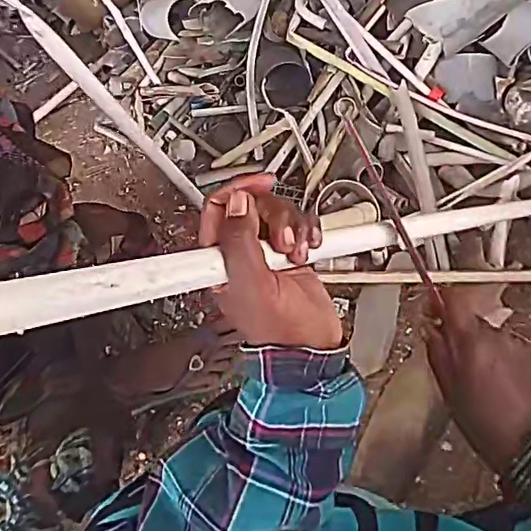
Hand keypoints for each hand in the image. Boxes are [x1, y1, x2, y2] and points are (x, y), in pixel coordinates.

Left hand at [198, 174, 339, 349]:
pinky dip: (310, 230)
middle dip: (275, 217)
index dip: (236, 191)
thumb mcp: (252, 285)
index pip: (218, 208)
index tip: (258, 186)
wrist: (312, 345)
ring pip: (279, 211)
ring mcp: (268, 250)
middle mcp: (241, 250)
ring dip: (295, 226)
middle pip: (254, 205)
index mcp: (219, 258)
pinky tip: (310, 249)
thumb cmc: (277, 330)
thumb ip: (240, 242)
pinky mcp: (292, 250)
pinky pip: (301, 222)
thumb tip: (237, 203)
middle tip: (283, 243)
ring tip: (297, 253)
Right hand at [424, 289, 530, 475]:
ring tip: (469, 380)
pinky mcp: (530, 360)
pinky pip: (503, 351)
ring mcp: (516, 347)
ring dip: (475, 350)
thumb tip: (429, 330)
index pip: (453, 298)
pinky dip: (493, 362)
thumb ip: (438, 352)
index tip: (429, 309)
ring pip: (487, 337)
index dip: (438, 299)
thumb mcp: (449, 389)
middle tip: (445, 356)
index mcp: (472, 338)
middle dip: (456, 332)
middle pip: (470, 318)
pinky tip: (490, 388)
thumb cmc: (489, 424)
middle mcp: (497, 336)